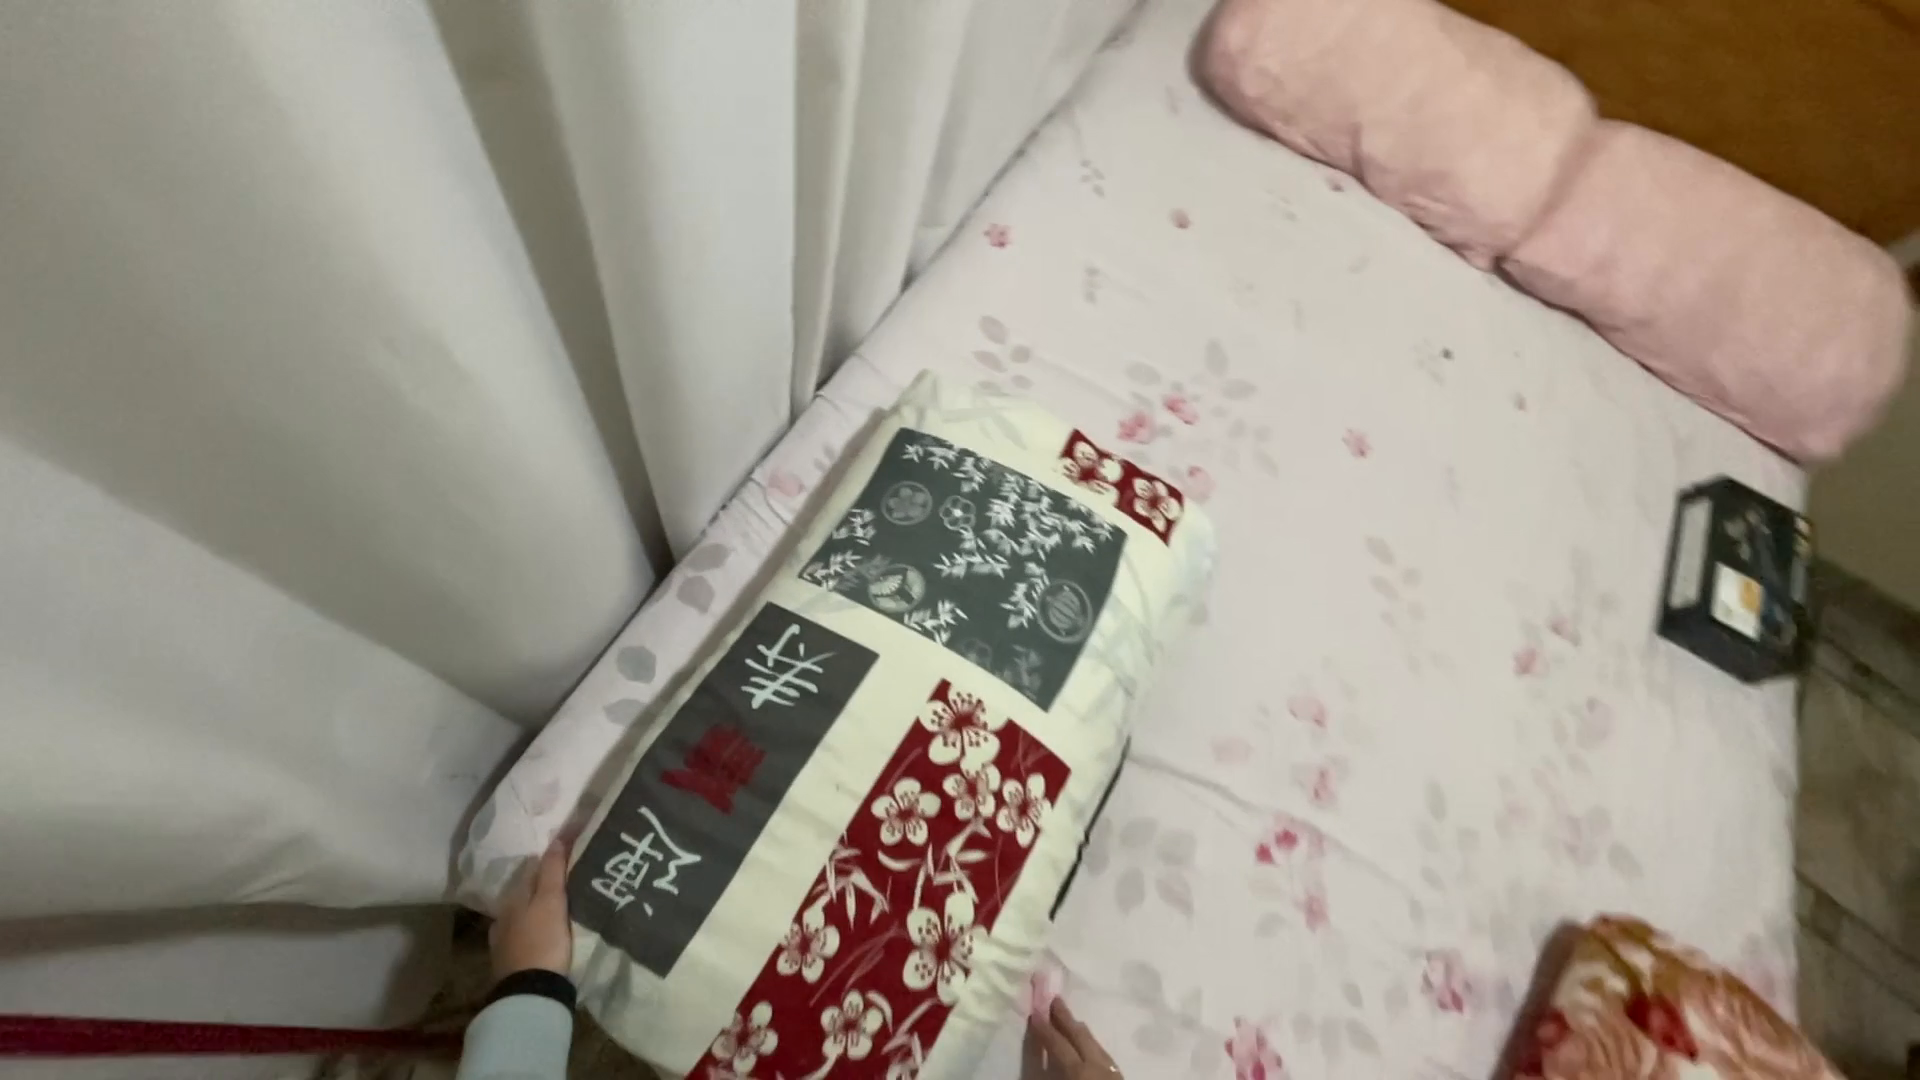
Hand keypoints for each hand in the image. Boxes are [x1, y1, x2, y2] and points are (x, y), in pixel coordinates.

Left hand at [489, 840, 572, 980]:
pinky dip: (538, 924)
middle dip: (546, 882)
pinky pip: (527, 931)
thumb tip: (556, 838)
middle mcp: (504, 915)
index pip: (533, 868)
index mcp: (514, 898)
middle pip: (528, 890)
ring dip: (541, 905)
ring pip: (526, 911)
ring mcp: (505, 939)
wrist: (530, 992)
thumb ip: (552, 870)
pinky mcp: (512, 959)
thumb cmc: (543, 939)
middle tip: (572, 875)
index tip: (572, 852)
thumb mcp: (551, 901)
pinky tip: (549, 928)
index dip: (552, 859)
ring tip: (565, 901)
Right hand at [1023, 998, 1122, 1078]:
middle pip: (1079, 1034)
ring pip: (1095, 1041)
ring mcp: (1113, 1069)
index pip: (1058, 1043)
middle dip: (1065, 1016)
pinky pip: (1104, 1053)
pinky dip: (1092, 1043)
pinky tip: (1089, 1044)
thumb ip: (1050, 1072)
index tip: (1033, 1011)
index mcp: (1080, 1070)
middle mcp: (1097, 1064)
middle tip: (1053, 997)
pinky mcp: (1122, 1075)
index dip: (1044, 1028)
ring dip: (1080, 1028)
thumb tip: (1039, 1053)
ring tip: (1070, 1018)